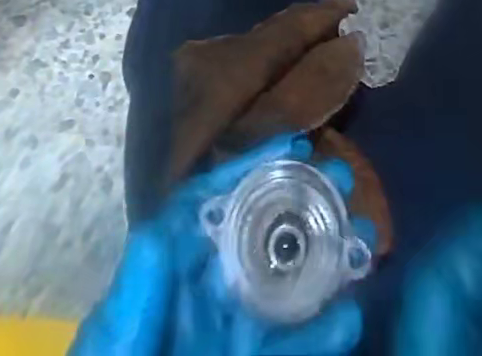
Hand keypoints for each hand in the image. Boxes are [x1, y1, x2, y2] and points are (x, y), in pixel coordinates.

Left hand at [73, 135, 364, 355]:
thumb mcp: (117, 338)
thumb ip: (139, 289)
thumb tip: (164, 226)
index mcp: (172, 273)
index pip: (211, 206)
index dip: (249, 171)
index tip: (291, 146)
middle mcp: (206, 293)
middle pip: (258, 235)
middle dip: (301, 202)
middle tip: (343, 180)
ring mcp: (233, 333)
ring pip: (286, 286)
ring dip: (327, 259)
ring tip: (364, 237)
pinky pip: (293, 348)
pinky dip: (323, 334)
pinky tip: (351, 316)